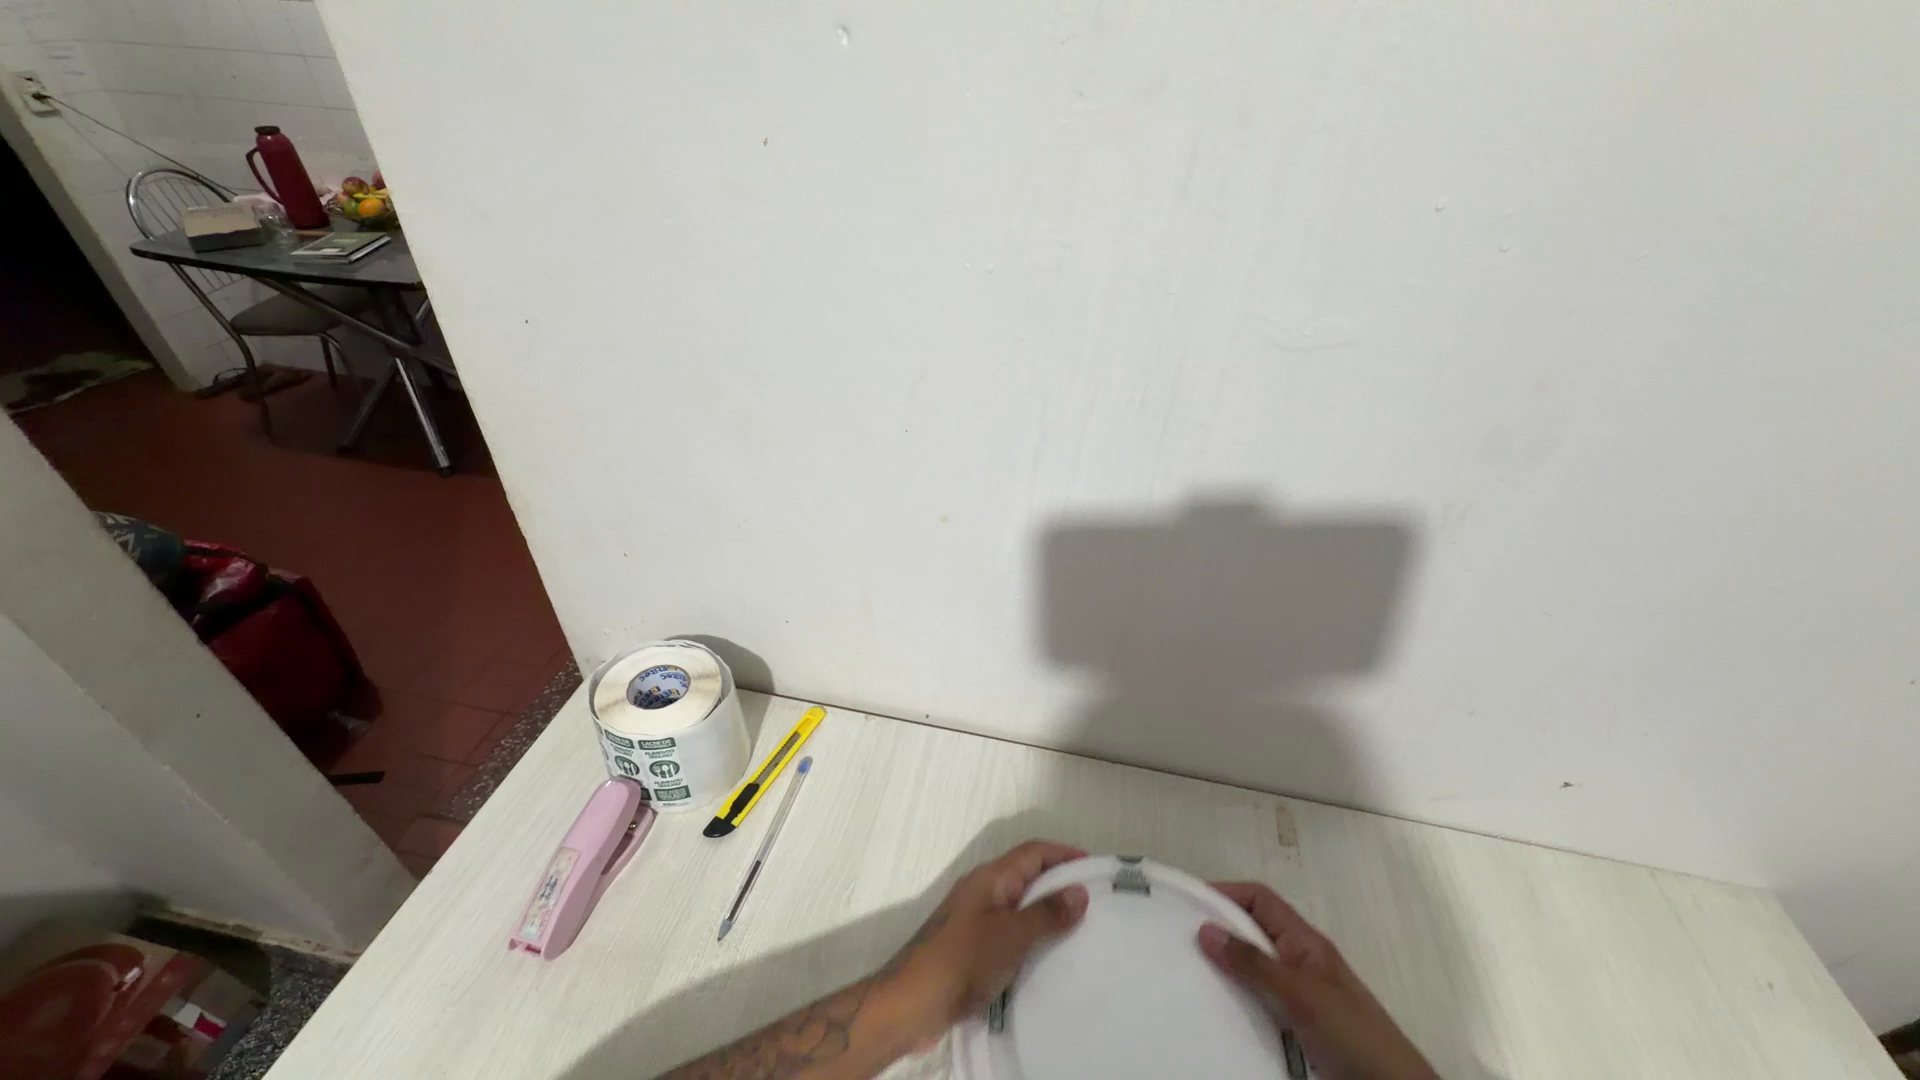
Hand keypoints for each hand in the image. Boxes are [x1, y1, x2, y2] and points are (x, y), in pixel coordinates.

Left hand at [878, 840, 1090, 1045]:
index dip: (1064, 853)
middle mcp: (981, 890)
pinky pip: (1008, 929)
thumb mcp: (1011, 935)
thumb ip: (1047, 913)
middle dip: (1059, 881)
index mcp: (990, 878)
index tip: (1094, 867)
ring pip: (1017, 903)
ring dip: (1045, 910)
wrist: (911, 1002)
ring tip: (1077, 928)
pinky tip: (1044, 955)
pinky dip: (1029, 934)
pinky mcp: (969, 944)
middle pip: (1026, 874)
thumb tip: (1080, 891)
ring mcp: (973, 917)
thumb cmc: (962, 960)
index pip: (1033, 852)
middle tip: (1093, 900)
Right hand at [1198, 882, 1437, 1079]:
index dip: (1225, 893)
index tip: (1187, 902)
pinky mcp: (1295, 1028)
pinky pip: (1256, 1002)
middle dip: (1217, 930)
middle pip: (1252, 931)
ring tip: (1186, 975)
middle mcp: (1299, 962)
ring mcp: (1298, 996)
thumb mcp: (1302, 995)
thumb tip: (1205, 929)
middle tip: (1176, 940)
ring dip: (1223, 968)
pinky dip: (1234, 1001)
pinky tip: (1213, 1014)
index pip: (1260, 899)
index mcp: (1305, 942)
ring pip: (1251, 969)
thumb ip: (1254, 964)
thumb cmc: (1354, 1037)